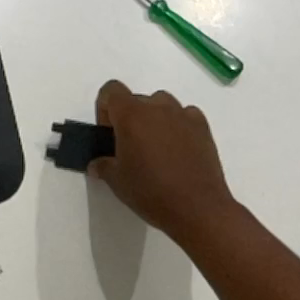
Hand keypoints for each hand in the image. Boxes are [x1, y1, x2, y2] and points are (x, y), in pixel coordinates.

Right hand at [90, 79, 239, 239]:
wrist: (199, 209)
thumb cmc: (151, 192)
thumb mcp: (117, 182)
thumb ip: (103, 166)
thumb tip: (97, 164)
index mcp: (131, 114)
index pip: (111, 90)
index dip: (105, 109)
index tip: (109, 134)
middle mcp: (156, 106)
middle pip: (136, 99)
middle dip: (130, 118)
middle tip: (132, 147)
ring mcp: (182, 115)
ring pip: (162, 105)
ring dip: (155, 119)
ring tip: (158, 149)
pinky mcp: (203, 127)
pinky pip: (186, 115)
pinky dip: (179, 126)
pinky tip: (180, 150)